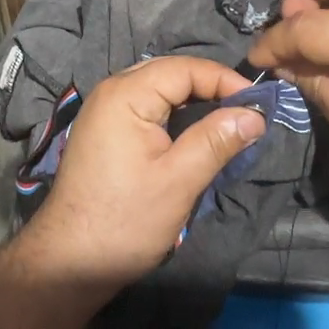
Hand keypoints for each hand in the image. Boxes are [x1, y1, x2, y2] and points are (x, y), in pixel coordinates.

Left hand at [18, 55, 267, 286]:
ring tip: (227, 118)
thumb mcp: (178, 181)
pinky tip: (193, 130)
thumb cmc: (125, 220)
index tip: (258, 104)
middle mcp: (112, 90)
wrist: (70, 260)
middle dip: (210, 86)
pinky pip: (146, 105)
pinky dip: (174, 112)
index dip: (223, 79)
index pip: (184, 68)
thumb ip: (216, 141)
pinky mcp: (105, 129)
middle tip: (246, 110)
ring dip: (193, 99)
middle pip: (170, 73)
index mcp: (126, 93)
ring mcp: (105, 109)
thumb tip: (254, 114)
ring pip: (158, 88)